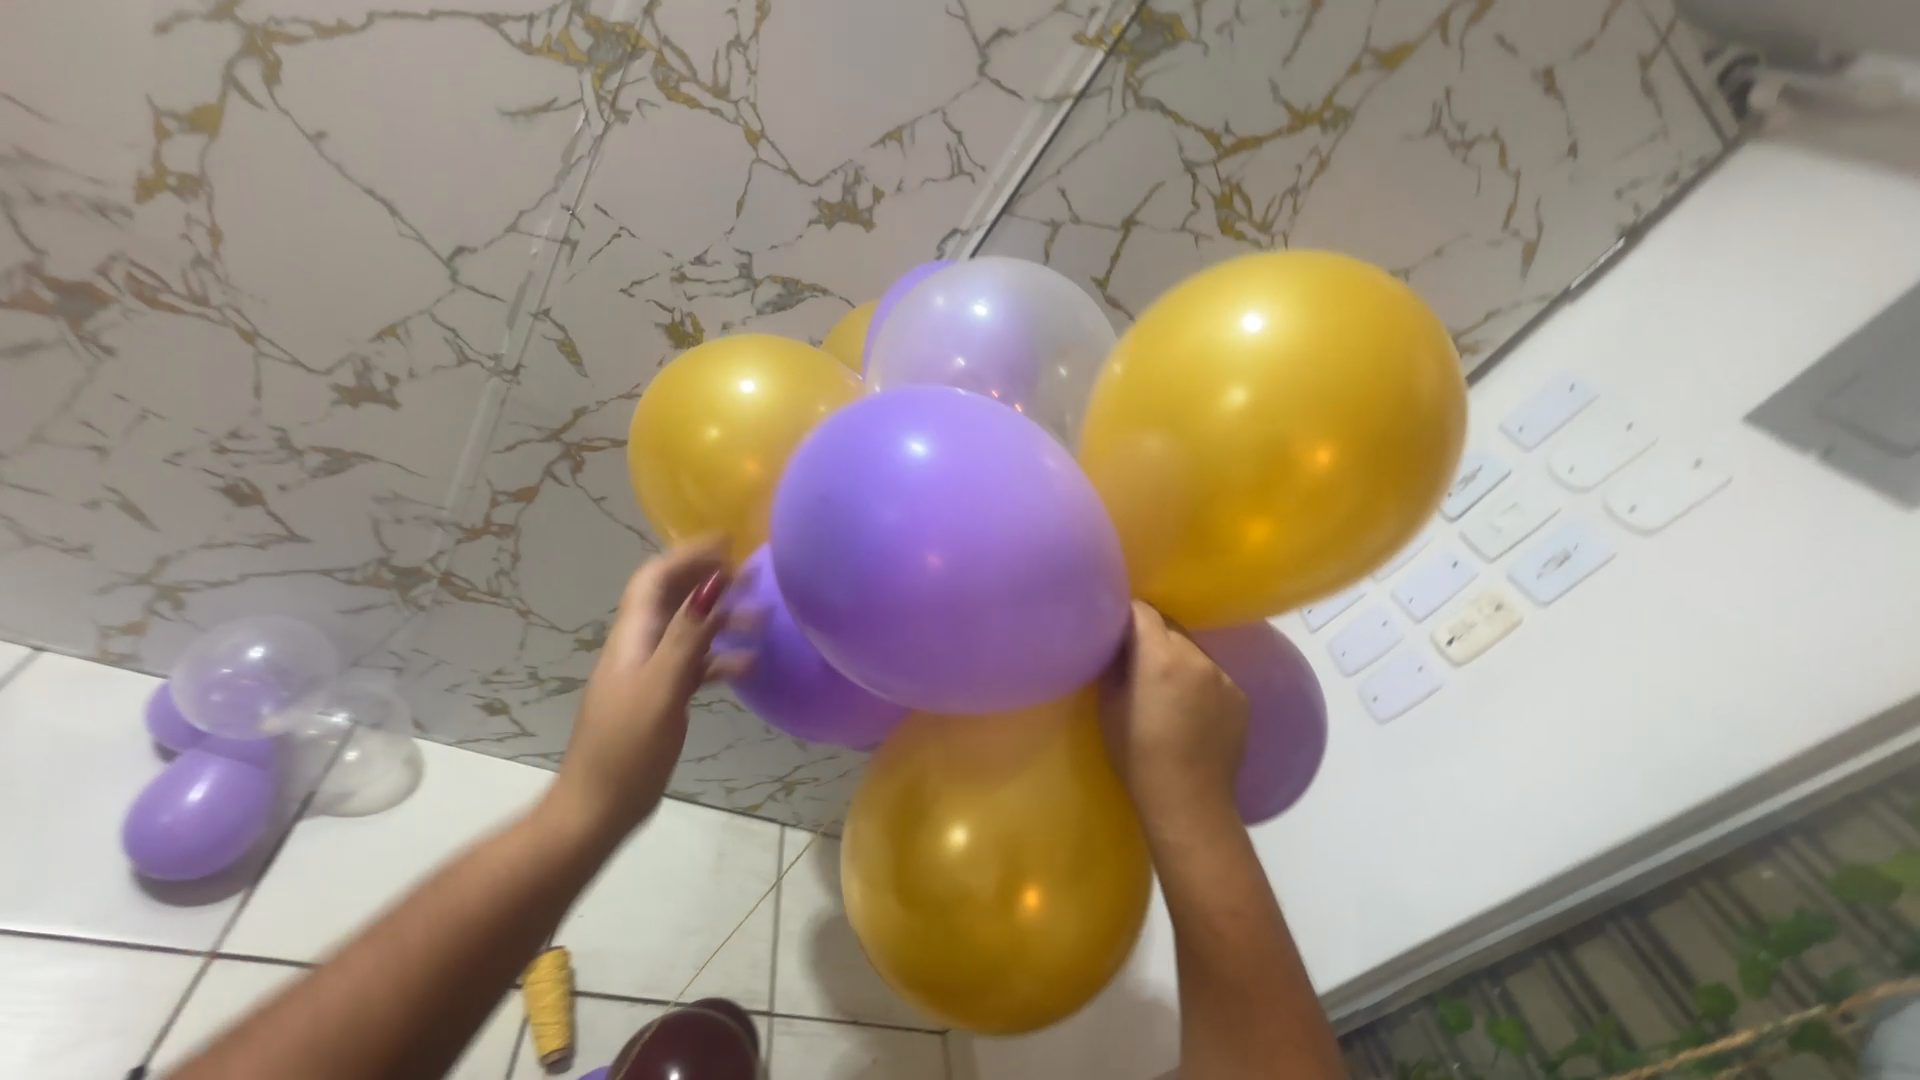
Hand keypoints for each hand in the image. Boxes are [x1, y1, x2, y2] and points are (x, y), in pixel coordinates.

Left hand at [550, 536, 749, 837]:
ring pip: (688, 630)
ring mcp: (650, 673)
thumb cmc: (627, 748)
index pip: (656, 578)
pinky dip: (720, 658)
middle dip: (710, 580)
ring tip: (762, 619)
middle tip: (753, 574)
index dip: (688, 555)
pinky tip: (748, 666)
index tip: (728, 543)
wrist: (598, 807)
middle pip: (673, 598)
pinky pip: (694, 665)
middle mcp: (639, 647)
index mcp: (632, 638)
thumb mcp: (662, 688)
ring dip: (722, 619)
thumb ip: (687, 636)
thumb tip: (710, 584)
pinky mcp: (661, 697)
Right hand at [1099, 601, 1248, 831]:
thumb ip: (1113, 664)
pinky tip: (1190, 711)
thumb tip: (1114, 643)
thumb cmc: (1136, 754)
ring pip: (1193, 652)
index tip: (1114, 628)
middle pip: (1170, 628)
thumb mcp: (1108, 706)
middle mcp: (1196, 656)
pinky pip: (1213, 676)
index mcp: (1160, 655)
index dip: (1126, 615)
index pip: (1142, 611)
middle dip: (1151, 637)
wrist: (1188, 800)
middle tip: (1134, 661)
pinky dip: (1198, 683)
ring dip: (1177, 660)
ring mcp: (1224, 676)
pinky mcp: (1240, 697)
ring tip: (1164, 690)